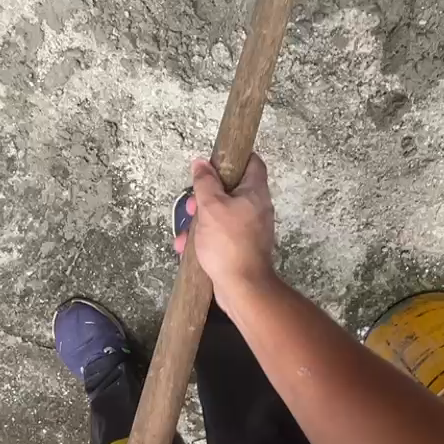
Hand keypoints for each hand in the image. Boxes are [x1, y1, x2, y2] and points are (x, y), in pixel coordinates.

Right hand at [180, 154, 277, 303]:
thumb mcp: (210, 207)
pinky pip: (222, 234)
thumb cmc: (229, 244)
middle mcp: (257, 208)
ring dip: (201, 221)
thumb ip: (205, 183)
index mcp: (255, 192)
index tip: (214, 162)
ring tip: (186, 232)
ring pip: (222, 214)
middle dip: (206, 196)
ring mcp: (251, 228)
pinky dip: (205, 238)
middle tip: (192, 204)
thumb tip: (201, 164)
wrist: (242, 286)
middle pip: (231, 189)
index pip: (252, 162)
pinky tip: (188, 248)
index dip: (233, 157)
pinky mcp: (243, 246)